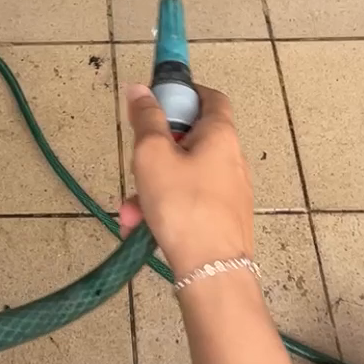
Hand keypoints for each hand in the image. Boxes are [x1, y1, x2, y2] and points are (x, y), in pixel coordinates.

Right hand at [120, 83, 254, 276]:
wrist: (212, 275)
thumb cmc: (182, 205)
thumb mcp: (152, 154)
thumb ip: (146, 118)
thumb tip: (141, 89)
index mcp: (221, 135)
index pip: (210, 96)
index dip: (184, 92)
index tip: (158, 101)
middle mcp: (233, 159)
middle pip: (191, 138)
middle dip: (156, 150)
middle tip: (136, 162)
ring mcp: (232, 192)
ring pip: (186, 174)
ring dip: (154, 185)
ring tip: (131, 209)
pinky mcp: (226, 221)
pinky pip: (191, 201)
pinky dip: (167, 207)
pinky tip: (142, 228)